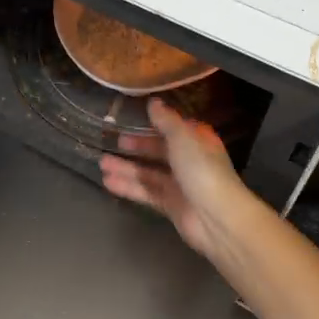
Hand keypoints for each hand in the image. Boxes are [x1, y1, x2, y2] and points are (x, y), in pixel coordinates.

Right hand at [99, 100, 247, 255]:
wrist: (216, 216)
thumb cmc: (202, 170)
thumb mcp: (183, 138)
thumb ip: (166, 120)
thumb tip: (153, 102)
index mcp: (197, 141)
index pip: (173, 129)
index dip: (153, 124)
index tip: (130, 120)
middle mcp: (189, 161)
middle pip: (158, 151)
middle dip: (136, 147)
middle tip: (112, 142)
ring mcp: (179, 185)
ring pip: (148, 173)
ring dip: (126, 168)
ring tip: (102, 164)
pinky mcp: (170, 205)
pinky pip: (146, 192)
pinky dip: (128, 187)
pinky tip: (109, 183)